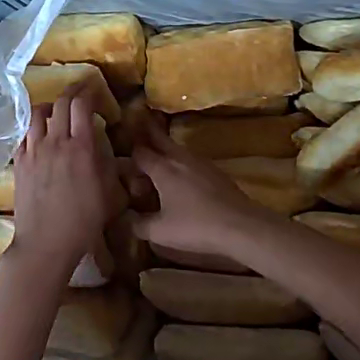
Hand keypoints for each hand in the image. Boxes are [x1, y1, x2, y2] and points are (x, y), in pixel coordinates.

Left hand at [10, 83, 121, 276]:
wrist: (45, 244)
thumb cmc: (83, 223)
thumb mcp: (109, 194)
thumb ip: (109, 167)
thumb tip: (110, 151)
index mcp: (82, 147)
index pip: (82, 105)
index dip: (89, 92)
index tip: (96, 90)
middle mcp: (56, 142)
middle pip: (61, 103)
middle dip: (72, 92)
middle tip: (80, 92)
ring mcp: (34, 151)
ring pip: (38, 114)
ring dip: (50, 107)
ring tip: (56, 111)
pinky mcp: (19, 162)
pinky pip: (24, 133)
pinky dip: (33, 126)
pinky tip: (39, 133)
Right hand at [129, 116, 271, 255]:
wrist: (240, 225)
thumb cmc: (195, 226)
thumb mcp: (160, 231)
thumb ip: (138, 224)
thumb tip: (126, 218)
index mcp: (163, 168)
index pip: (140, 152)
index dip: (128, 154)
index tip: (119, 156)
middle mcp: (180, 158)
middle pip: (160, 139)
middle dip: (147, 134)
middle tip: (136, 128)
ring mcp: (200, 162)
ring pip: (176, 149)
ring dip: (164, 151)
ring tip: (155, 161)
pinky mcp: (214, 171)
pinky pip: (189, 160)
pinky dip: (178, 162)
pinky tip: (179, 178)